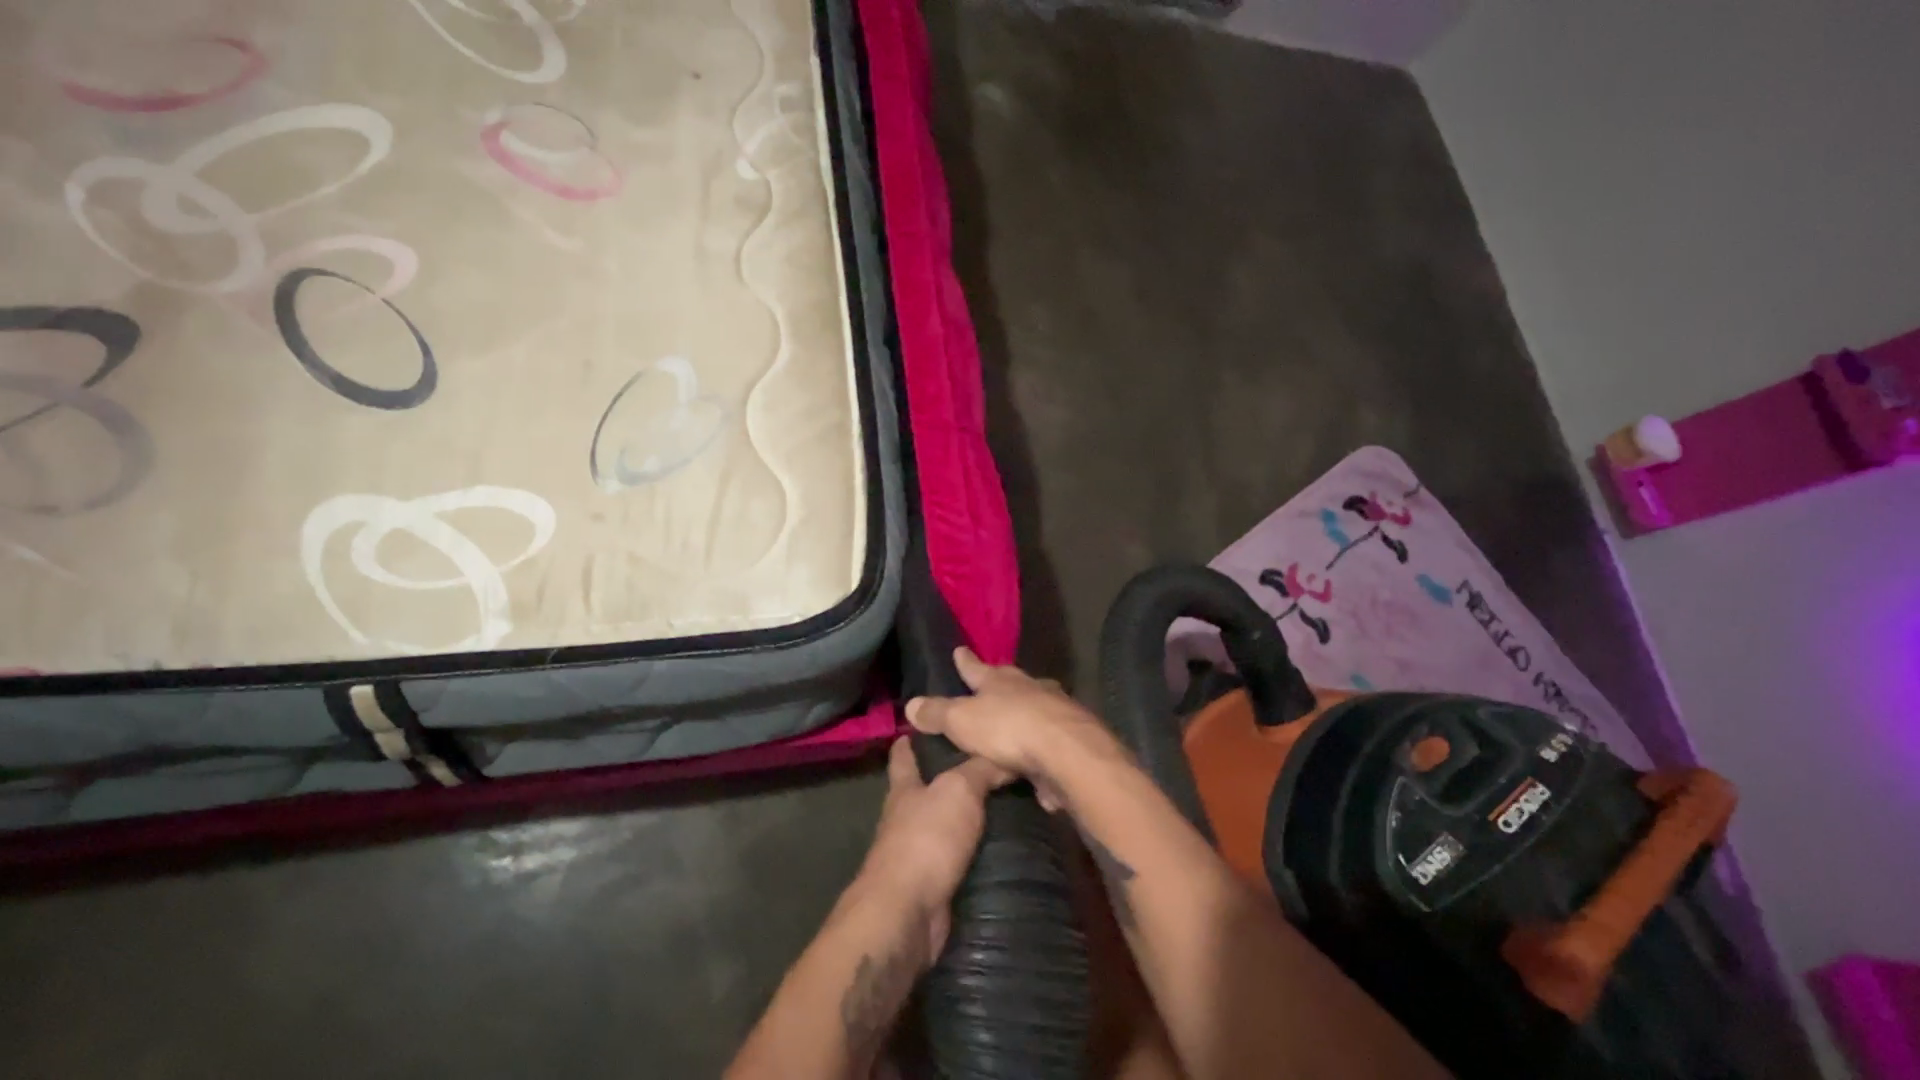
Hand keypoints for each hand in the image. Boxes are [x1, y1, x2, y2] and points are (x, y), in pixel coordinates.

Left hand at [850, 737, 1009, 965]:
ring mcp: (918, 856)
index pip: (904, 758)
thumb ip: (979, 769)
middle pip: (926, 793)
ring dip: (969, 821)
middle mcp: (907, 820)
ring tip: (1009, 808)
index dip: (908, 742)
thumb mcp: (957, 790)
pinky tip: (1004, 850)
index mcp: (904, 791)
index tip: (917, 727)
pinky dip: (978, 855)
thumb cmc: (926, 839)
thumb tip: (1004, 754)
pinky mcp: (934, 887)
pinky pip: (961, 863)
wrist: (908, 912)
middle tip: (989, 767)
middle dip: (948, 780)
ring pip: (946, 829)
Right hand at [905, 647, 1119, 811]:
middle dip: (1003, 684)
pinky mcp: (1073, 739)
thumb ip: (938, 713)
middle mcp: (1031, 689)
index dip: (965, 661)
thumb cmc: (1008, 728)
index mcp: (1000, 681)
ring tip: (1016, 723)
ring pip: (1036, 708)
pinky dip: (1043, 748)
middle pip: (1013, 683)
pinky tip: (1038, 764)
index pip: (976, 667)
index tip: (960, 649)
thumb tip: (911, 704)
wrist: (1067, 752)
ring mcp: (1056, 711)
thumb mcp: (961, 720)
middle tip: (994, 683)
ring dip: (1026, 713)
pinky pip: (1052, 740)